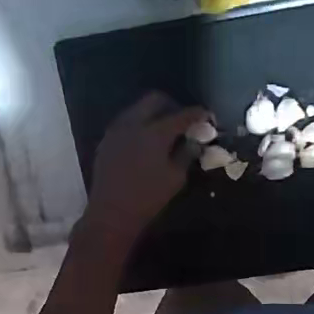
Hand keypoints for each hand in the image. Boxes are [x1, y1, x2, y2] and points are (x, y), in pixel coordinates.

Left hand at [79, 92, 206, 250]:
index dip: (198, 114)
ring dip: (153, 114)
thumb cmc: (148, 198)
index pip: (182, 115)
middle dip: (172, 106)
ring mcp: (116, 130)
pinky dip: (139, 125)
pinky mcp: (106, 140)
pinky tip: (145, 142)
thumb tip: (194, 141)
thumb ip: (187, 154)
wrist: (111, 214)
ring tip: (164, 131)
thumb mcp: (176, 177)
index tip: (207, 117)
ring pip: (137, 109)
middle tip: (182, 121)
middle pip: (155, 99)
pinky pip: (125, 123)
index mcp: (155, 132)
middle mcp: (133, 123)